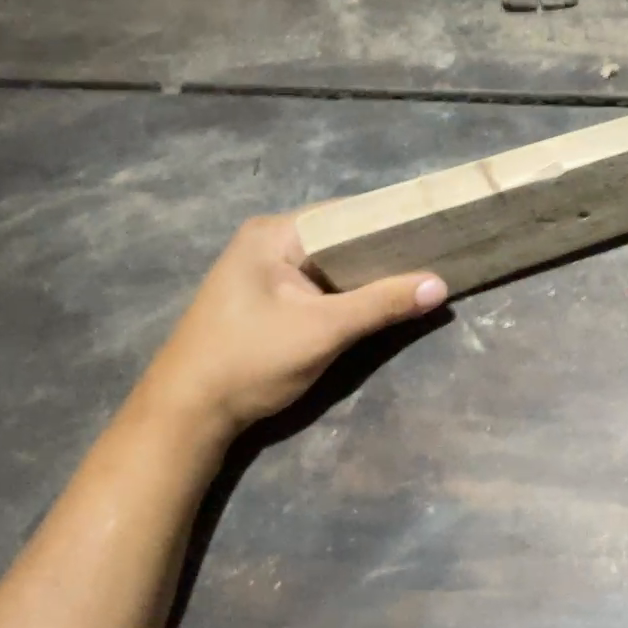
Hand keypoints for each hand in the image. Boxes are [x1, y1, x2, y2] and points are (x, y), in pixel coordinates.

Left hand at [133, 213, 446, 438]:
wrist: (187, 414)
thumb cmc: (249, 360)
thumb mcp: (324, 330)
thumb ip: (383, 304)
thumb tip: (441, 285)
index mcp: (275, 233)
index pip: (350, 214)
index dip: (395, 223)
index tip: (439, 234)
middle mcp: (271, 242)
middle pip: (345, 238)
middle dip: (388, 253)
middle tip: (440, 260)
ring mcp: (269, 272)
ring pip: (337, 265)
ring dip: (374, 276)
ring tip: (423, 278)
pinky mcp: (273, 299)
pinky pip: (326, 285)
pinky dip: (355, 293)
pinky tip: (386, 302)